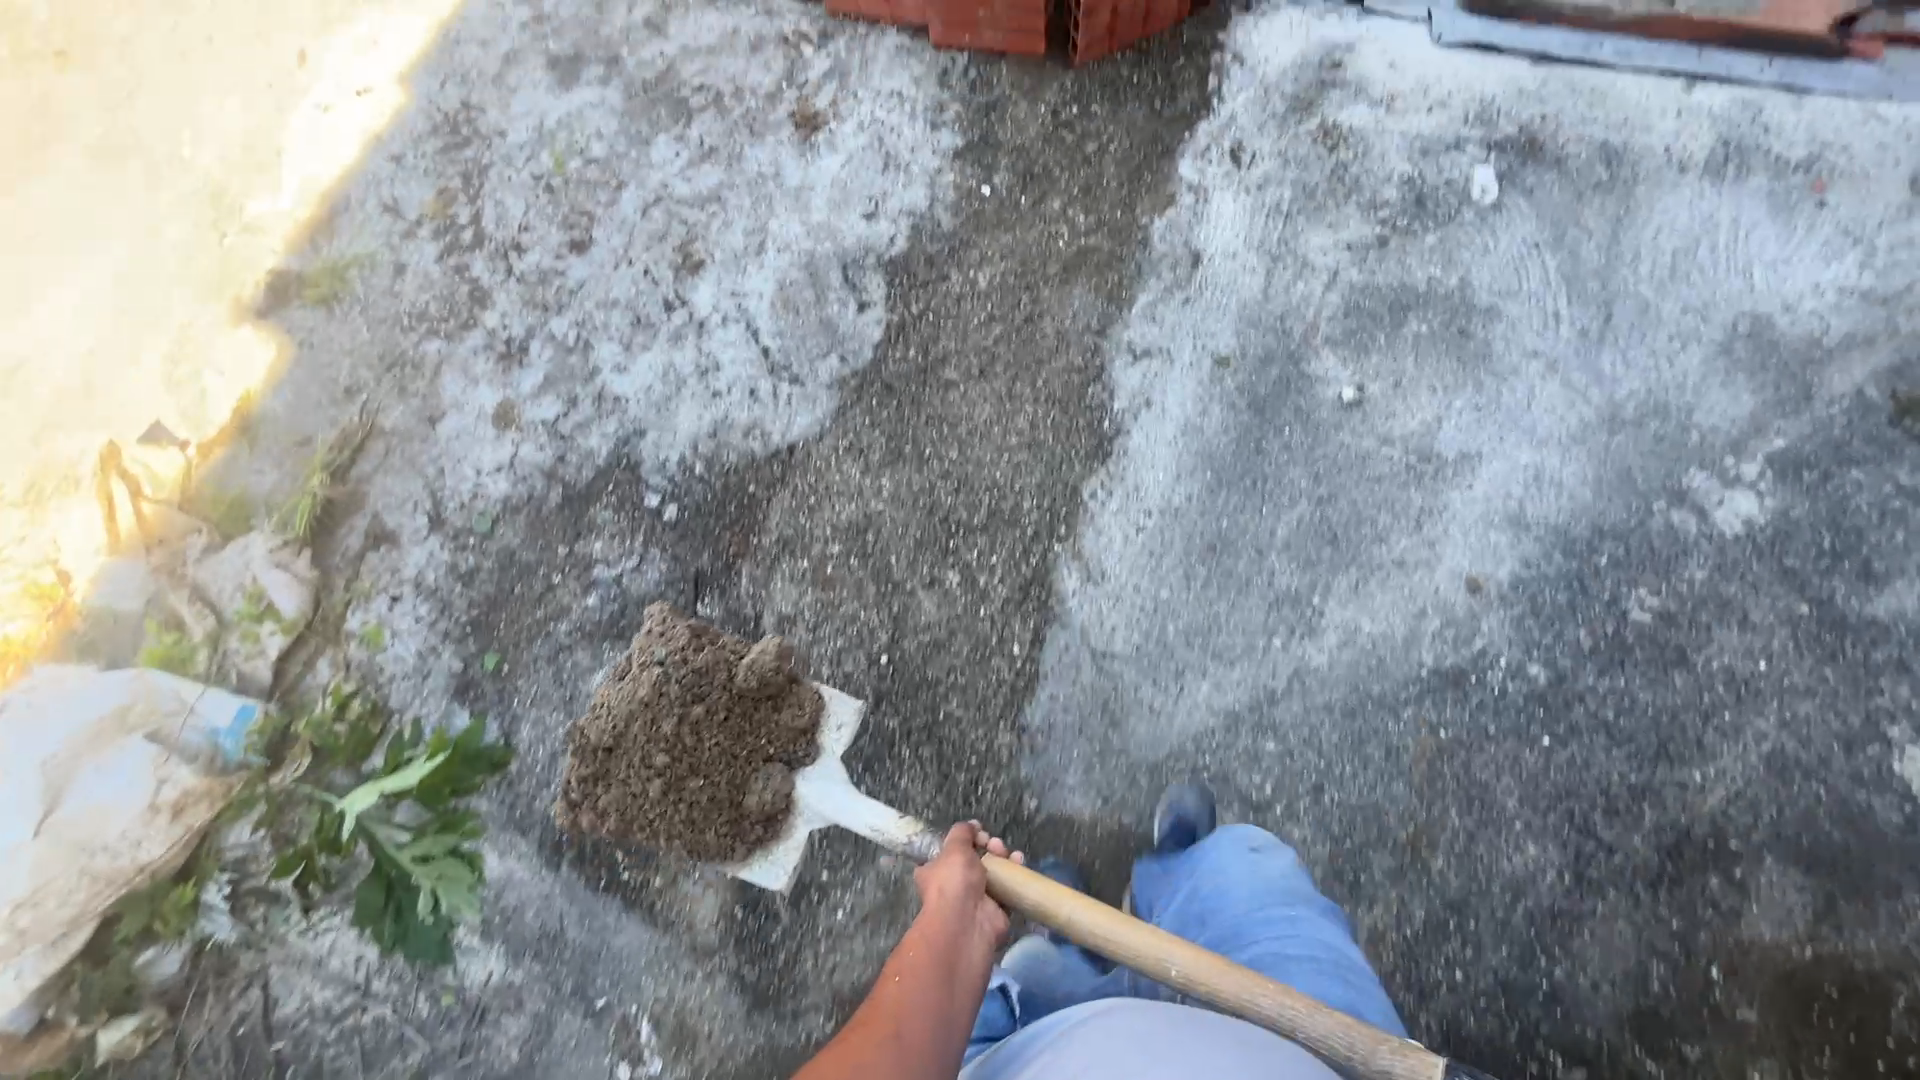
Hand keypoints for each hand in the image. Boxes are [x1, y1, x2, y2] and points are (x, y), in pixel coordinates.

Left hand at [913, 821, 1024, 946]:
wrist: (967, 922)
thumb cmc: (953, 881)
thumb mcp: (953, 847)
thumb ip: (962, 832)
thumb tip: (972, 825)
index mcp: (935, 870)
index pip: (950, 850)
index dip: (966, 839)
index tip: (977, 832)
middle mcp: (953, 884)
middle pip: (974, 858)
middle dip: (987, 845)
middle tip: (993, 844)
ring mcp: (975, 897)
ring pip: (992, 870)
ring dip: (1002, 857)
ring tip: (1007, 853)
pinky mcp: (995, 908)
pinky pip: (1006, 886)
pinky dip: (1014, 873)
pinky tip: (1018, 861)